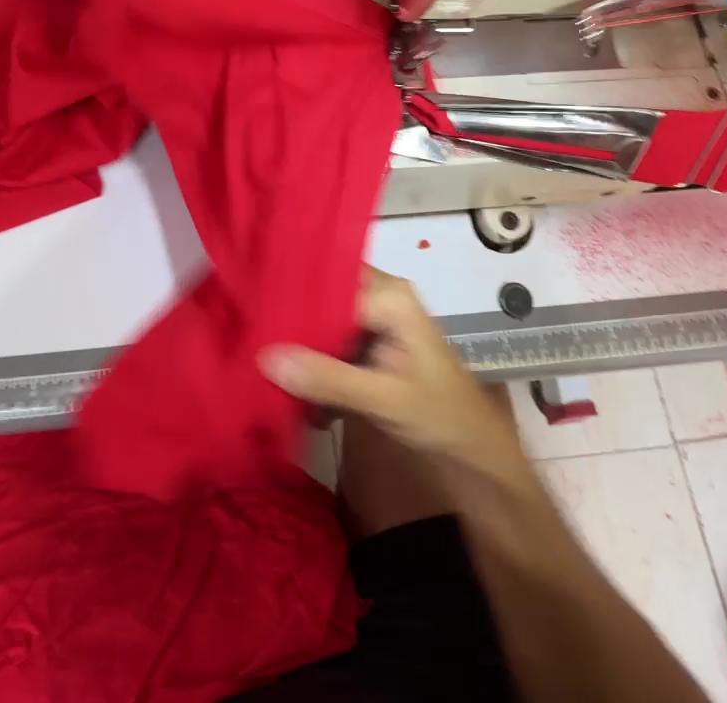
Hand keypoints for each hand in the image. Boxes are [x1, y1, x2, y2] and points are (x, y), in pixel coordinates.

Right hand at [260, 267, 528, 480]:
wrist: (475, 446)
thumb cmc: (442, 415)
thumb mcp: (384, 400)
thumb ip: (328, 379)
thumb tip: (266, 357)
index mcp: (389, 297)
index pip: (326, 281)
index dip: (288, 299)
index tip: (250, 321)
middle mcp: (380, 298)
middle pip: (320, 300)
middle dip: (290, 331)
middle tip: (254, 358)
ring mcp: (374, 322)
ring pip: (321, 326)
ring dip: (303, 360)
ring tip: (279, 391)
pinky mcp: (369, 346)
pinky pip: (330, 347)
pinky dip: (318, 375)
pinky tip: (313, 409)